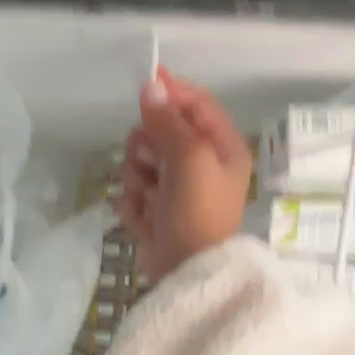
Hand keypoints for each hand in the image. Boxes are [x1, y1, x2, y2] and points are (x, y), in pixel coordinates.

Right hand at [117, 68, 252, 283]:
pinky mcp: (154, 215)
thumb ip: (168, 121)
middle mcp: (200, 167)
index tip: (144, 82)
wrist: (189, 272)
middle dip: (147, 145)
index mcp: (222, 149)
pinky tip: (143, 219)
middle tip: (149, 160)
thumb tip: (151, 87)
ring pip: (140, 165)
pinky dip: (132, 205)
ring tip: (147, 197)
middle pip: (161, 134)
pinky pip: (132, 196)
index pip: (196, 106)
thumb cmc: (198, 211)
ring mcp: (175, 193)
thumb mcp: (189, 157)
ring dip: (136, 178)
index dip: (171, 92)